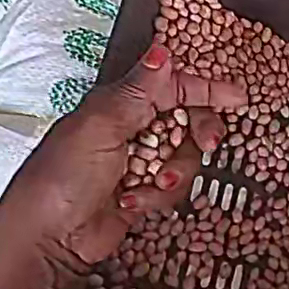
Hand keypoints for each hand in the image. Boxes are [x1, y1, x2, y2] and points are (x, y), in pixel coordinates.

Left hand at [4, 42, 244, 271]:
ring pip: (187, 158)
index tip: (238, 98)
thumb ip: (138, 90)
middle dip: (200, 134)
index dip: (207, 90)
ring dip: (175, 173)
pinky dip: (158, 196)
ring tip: (152, 184)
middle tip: (207, 144)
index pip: (174, 87)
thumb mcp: (101, 125)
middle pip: (190, 121)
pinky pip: (175, 188)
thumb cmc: (64, 176)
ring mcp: (142, 162)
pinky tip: (133, 202)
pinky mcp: (147, 191)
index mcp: (122, 105)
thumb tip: (161, 51)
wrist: (49, 237)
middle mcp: (135, 129)